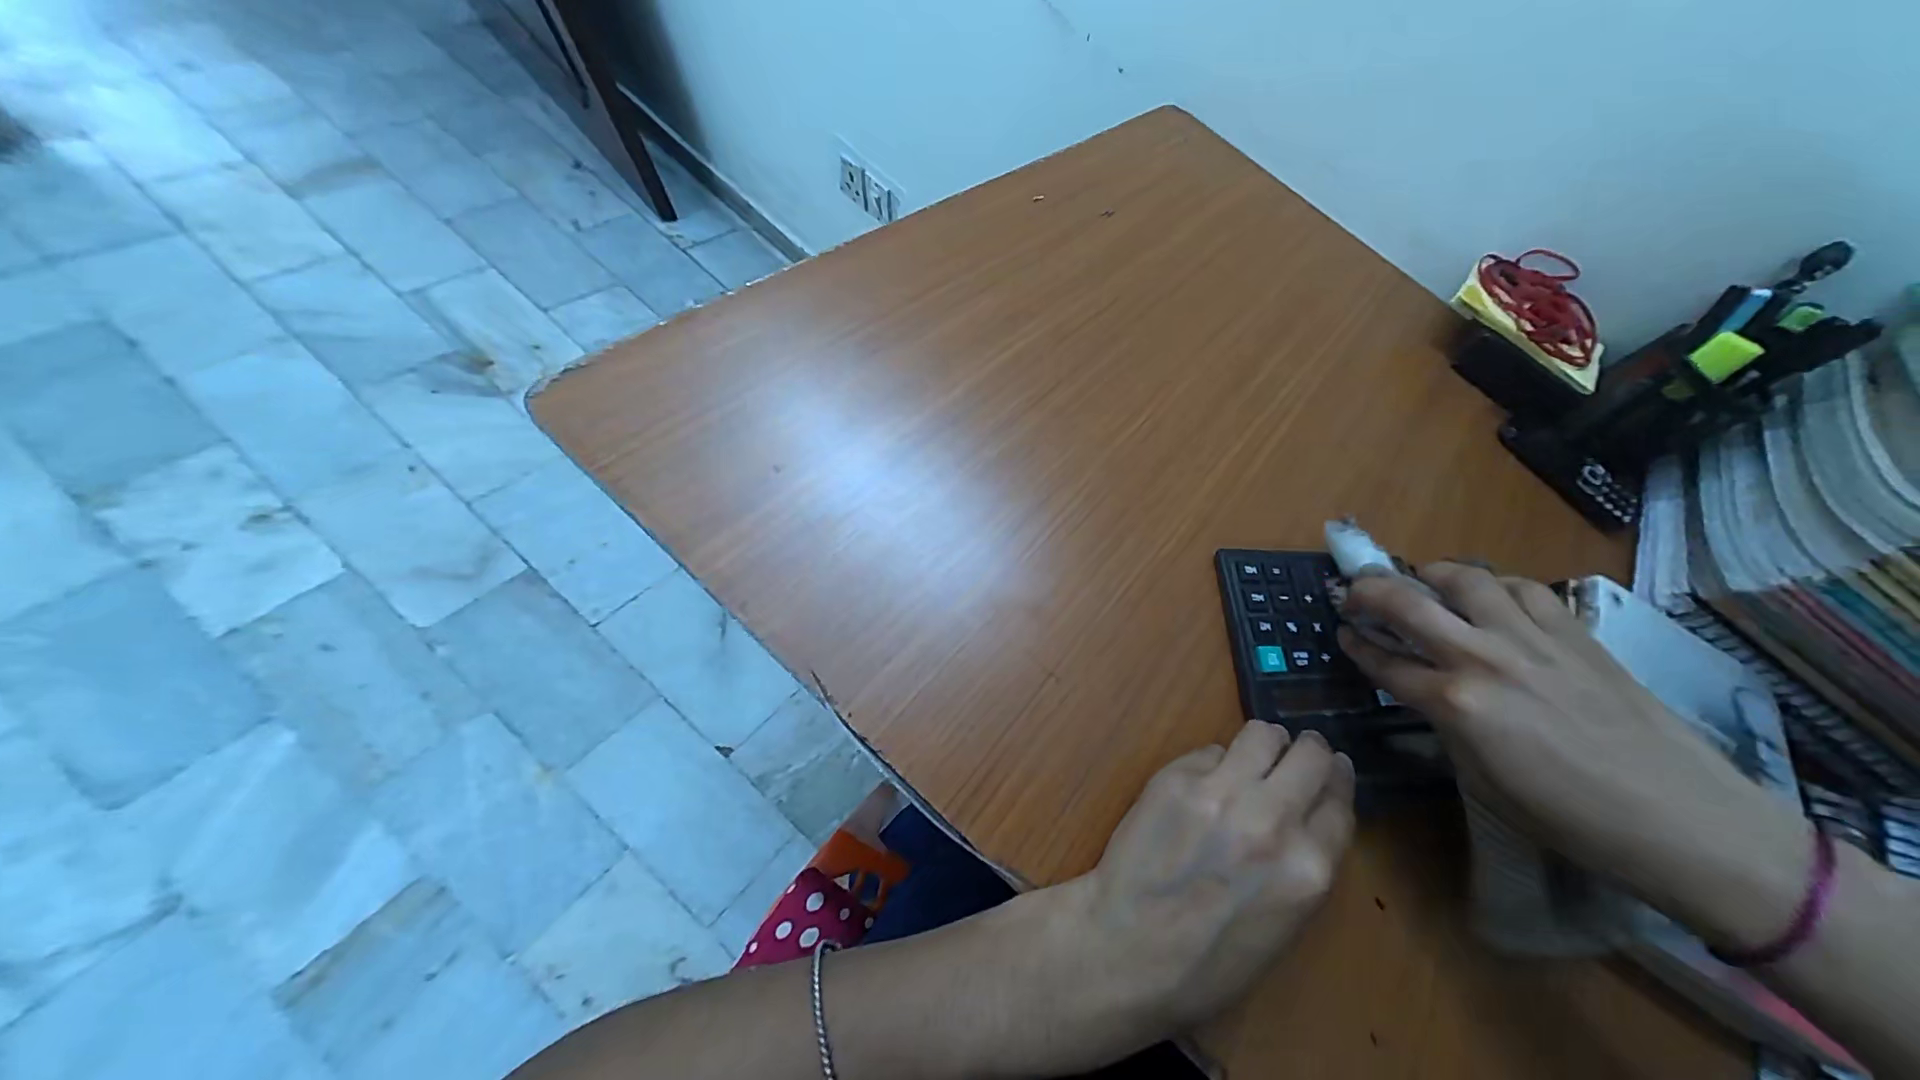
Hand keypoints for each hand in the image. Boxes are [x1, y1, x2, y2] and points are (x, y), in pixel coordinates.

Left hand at [1052, 721, 1355, 1032]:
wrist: (1127, 950)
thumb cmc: (1209, 962)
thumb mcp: (1283, 924)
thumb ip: (1302, 866)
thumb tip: (1305, 818)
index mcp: (1309, 869)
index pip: (1339, 802)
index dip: (1337, 780)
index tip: (1333, 770)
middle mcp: (1272, 821)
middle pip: (1310, 755)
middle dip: (1306, 752)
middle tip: (1293, 754)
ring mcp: (1220, 794)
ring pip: (1261, 734)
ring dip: (1263, 744)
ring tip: (1253, 755)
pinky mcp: (1175, 779)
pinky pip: (1209, 751)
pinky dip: (1213, 763)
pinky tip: (1202, 785)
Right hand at [1336, 562, 1808, 947]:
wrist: (1684, 820)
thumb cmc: (1569, 817)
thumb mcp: (1480, 779)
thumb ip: (1444, 724)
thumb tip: (1425, 692)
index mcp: (1455, 703)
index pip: (1384, 660)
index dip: (1355, 643)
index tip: (1340, 631)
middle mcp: (1484, 658)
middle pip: (1406, 603)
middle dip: (1367, 591)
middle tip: (1352, 591)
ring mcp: (1532, 639)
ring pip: (1464, 579)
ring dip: (1428, 573)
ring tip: (1418, 579)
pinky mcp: (1576, 633)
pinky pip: (1522, 588)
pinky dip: (1493, 584)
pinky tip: (1487, 595)